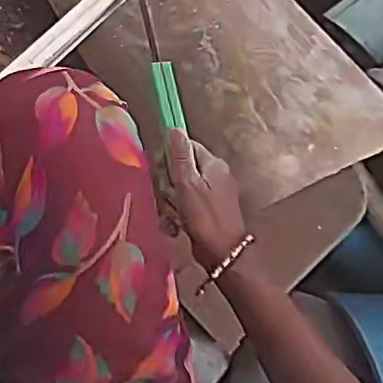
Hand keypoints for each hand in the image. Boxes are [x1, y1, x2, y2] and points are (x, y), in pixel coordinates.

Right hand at [164, 130, 249, 270]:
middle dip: (169, 180)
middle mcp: (215, 174)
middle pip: (181, 165)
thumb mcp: (187, 183)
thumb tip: (175, 128)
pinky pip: (186, 200)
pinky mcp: (208, 208)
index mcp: (213, 164)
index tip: (159, 169)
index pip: (185, 145)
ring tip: (172, 211)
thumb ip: (180, 155)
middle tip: (168, 194)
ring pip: (181, 184)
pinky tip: (176, 221)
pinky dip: (178, 209)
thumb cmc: (204, 216)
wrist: (222, 253)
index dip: (169, 154)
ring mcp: (213, 191)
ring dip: (171, 197)